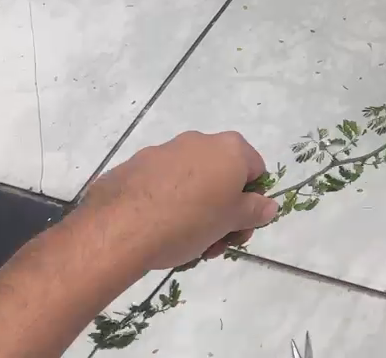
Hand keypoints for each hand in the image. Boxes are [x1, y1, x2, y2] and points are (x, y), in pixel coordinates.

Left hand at [76, 131, 277, 270]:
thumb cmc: (188, 222)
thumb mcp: (231, 222)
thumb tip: (269, 207)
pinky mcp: (127, 169)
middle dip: (218, 208)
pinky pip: (153, 186)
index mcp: (230, 148)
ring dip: (189, 206)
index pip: (255, 172)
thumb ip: (255, 211)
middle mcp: (199, 141)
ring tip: (175, 243)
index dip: (249, 203)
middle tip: (208, 242)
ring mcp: (160, 153)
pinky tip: (147, 231)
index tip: (235, 229)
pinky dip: (157, 203)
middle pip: (220, 176)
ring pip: (186, 180)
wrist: (115, 233)